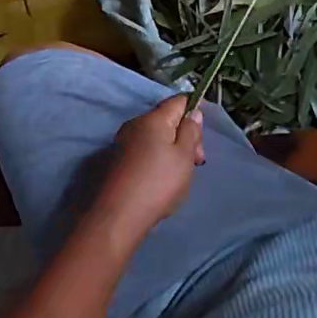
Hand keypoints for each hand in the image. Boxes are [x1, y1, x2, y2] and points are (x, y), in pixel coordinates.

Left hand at [94, 95, 203, 234]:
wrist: (116, 217)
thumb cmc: (158, 183)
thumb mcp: (184, 156)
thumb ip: (191, 131)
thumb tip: (193, 112)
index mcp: (153, 118)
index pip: (179, 100)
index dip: (195, 111)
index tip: (200, 138)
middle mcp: (135, 124)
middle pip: (167, 119)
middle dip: (184, 135)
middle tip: (195, 162)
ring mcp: (122, 142)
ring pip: (155, 136)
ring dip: (171, 149)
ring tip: (179, 174)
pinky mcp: (115, 160)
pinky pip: (143, 149)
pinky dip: (156, 158)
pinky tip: (160, 179)